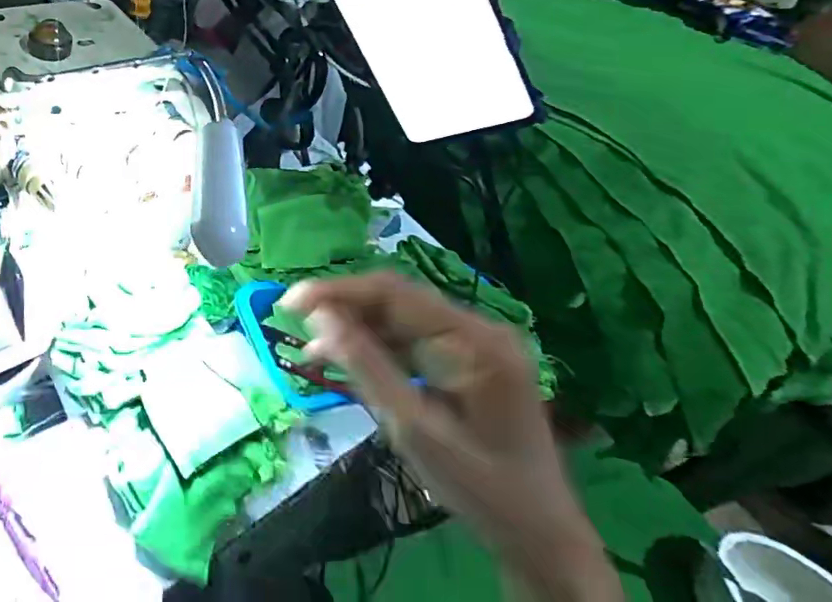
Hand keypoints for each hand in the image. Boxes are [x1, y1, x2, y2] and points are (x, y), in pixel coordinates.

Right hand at [280, 273, 621, 601]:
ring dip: (353, 326)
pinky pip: (409, 336)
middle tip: (292, 321)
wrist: (542, 539)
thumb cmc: (481, 489)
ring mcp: (475, 343)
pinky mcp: (467, 359)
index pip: (392, 293)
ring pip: (397, 315)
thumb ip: (366, 367)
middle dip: (341, 307)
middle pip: (394, 299)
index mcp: (476, 340)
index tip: (289, 303)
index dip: (336, 291)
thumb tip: (318, 316)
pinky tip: (343, 358)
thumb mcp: (414, 429)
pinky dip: (373, 344)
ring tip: (313, 348)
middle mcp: (479, 329)